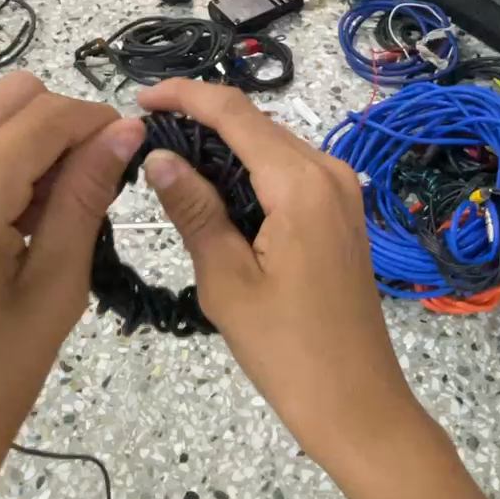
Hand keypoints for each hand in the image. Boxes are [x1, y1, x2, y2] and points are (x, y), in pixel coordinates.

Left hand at [0, 73, 143, 498]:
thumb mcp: (55, 288)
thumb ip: (87, 195)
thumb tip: (128, 130)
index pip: (46, 116)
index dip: (98, 122)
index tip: (132, 148)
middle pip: (11, 97)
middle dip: (61, 124)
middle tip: (88, 183)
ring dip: (25, 141)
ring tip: (47, 209)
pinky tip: (7, 216)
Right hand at [137, 80, 493, 498]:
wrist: (358, 403)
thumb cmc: (287, 350)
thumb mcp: (227, 280)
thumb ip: (194, 209)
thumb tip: (158, 156)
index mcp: (301, 182)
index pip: (235, 112)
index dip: (186, 95)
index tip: (141, 97)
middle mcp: (328, 170)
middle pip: (256, 122)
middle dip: (201, 118)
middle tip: (148, 135)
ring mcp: (342, 187)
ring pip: (273, 143)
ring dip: (225, 143)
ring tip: (172, 158)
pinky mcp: (342, 208)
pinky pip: (290, 168)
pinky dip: (251, 167)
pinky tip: (217, 187)